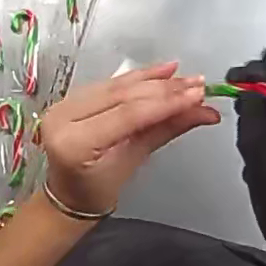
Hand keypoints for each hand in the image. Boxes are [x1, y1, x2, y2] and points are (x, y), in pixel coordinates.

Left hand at [39, 62, 219, 215]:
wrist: (68, 194)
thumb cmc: (96, 189)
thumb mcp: (133, 162)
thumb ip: (165, 130)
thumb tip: (202, 112)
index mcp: (74, 143)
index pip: (128, 114)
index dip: (166, 102)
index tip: (198, 95)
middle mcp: (64, 117)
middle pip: (122, 95)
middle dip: (164, 89)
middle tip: (198, 85)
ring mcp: (64, 104)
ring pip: (116, 85)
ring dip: (153, 79)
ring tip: (186, 78)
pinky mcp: (70, 97)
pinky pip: (108, 84)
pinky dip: (136, 78)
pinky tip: (161, 71)